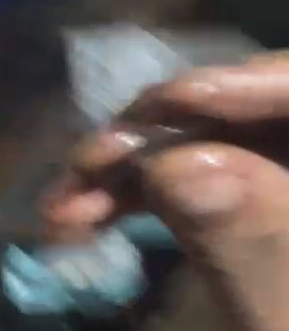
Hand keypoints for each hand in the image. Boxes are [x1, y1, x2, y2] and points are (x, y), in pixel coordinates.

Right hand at [43, 57, 288, 330]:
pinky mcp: (263, 216)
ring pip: (220, 141)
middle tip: (86, 163)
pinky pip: (192, 177)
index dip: (269, 84)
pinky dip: (128, 190)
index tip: (173, 101)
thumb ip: (253, 247)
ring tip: (62, 203)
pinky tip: (80, 215)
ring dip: (131, 164)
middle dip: (171, 128)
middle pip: (272, 113)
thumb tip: (185, 163)